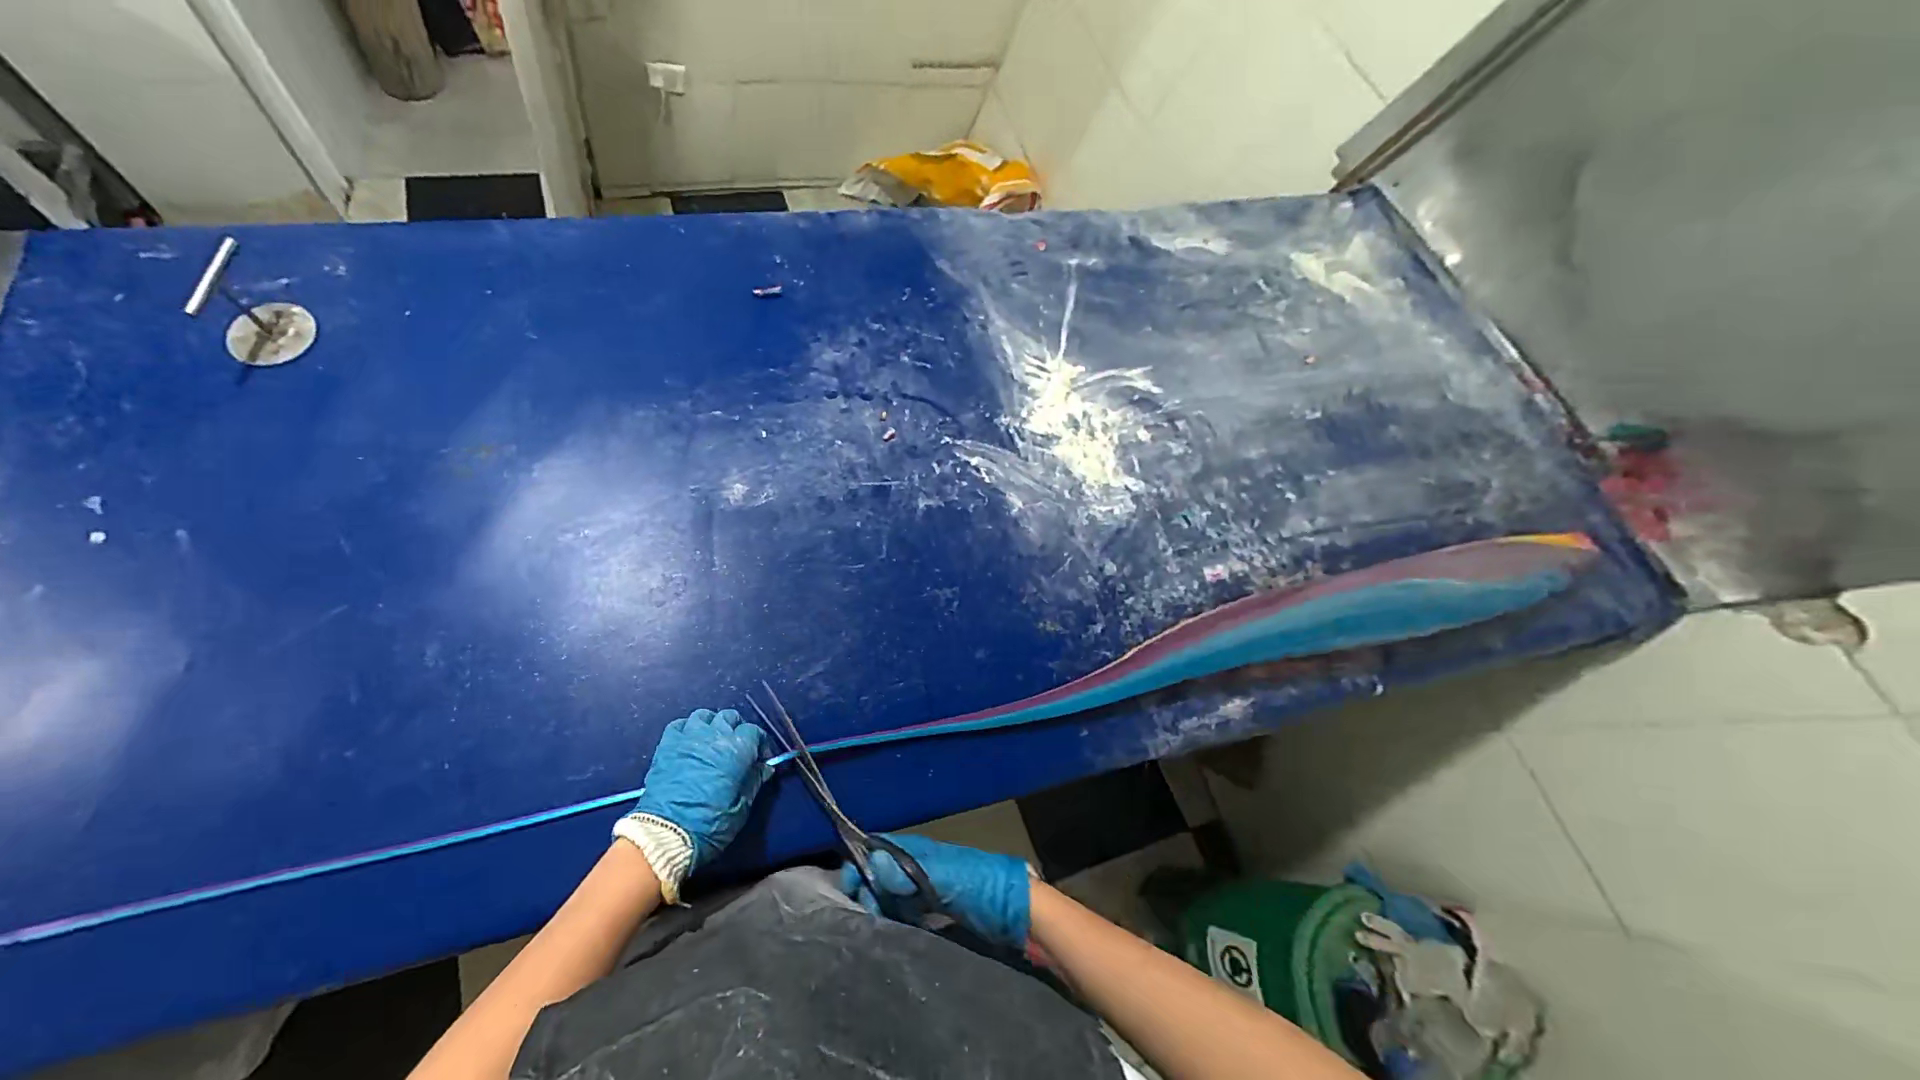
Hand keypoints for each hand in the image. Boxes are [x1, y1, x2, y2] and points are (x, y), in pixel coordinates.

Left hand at [619, 709, 769, 900]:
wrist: (666, 834)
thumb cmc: (710, 823)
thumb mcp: (742, 807)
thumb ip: (754, 781)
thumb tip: (764, 767)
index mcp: (737, 749)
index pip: (754, 732)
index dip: (760, 744)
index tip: (760, 759)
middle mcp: (714, 736)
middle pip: (729, 717)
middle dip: (737, 730)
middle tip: (737, 749)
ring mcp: (688, 738)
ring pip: (704, 716)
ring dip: (712, 725)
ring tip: (712, 742)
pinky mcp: (666, 746)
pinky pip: (679, 725)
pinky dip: (687, 730)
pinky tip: (689, 743)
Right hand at [838, 833, 1032, 948]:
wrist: (1022, 918)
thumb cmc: (985, 889)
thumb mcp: (948, 876)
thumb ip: (912, 870)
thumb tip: (872, 864)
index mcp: (923, 852)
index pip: (880, 849)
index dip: (861, 864)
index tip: (846, 890)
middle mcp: (922, 867)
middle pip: (882, 873)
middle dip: (865, 889)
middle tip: (857, 917)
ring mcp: (929, 892)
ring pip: (891, 894)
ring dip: (877, 907)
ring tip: (865, 928)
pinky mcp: (936, 916)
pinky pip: (905, 914)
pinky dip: (892, 921)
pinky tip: (886, 935)